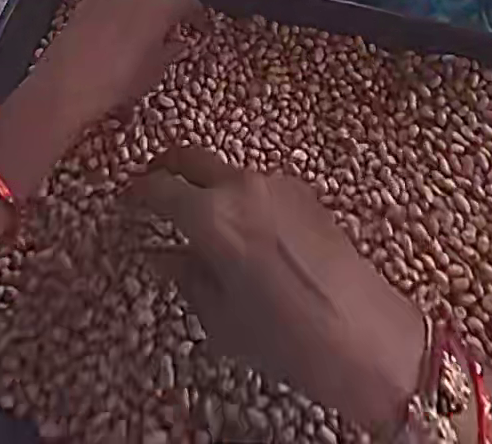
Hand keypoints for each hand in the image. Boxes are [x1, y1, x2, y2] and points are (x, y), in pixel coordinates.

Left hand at [26, 0, 202, 134]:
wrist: (68, 83)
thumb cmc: (119, 81)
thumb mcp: (154, 71)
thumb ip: (171, 50)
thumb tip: (178, 42)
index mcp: (163, 7)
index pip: (190, 3)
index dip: (199, 16)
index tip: (201, 28)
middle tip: (177, 20)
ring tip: (147, 21)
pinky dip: (122, 3)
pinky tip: (118, 23)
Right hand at [129, 148, 426, 436]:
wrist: (364, 331)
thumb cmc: (285, 336)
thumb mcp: (221, 317)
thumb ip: (185, 275)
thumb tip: (159, 254)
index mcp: (213, 216)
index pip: (160, 187)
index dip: (137, 192)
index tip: (126, 200)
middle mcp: (241, 185)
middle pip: (190, 156)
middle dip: (165, 166)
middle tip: (152, 188)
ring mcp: (275, 181)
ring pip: (225, 171)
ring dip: (207, 186)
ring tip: (203, 223)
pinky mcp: (301, 188)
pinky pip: (257, 185)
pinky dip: (240, 198)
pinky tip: (248, 232)